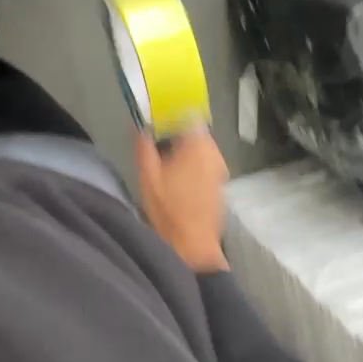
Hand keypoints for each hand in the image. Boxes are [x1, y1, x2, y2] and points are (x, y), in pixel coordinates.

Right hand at [134, 129, 230, 272]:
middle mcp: (214, 153)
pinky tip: (181, 180)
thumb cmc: (167, 209)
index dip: (171, 117)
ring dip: (187, 151)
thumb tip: (140, 126)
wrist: (193, 245)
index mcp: (197, 146)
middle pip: (196, 133)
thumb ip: (144, 146)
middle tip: (158, 147)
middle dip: (178, 136)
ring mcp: (221, 169)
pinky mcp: (222, 184)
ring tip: (168, 165)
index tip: (157, 124)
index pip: (188, 116)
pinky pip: (208, 164)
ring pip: (203, 149)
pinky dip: (196, 165)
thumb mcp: (147, 176)